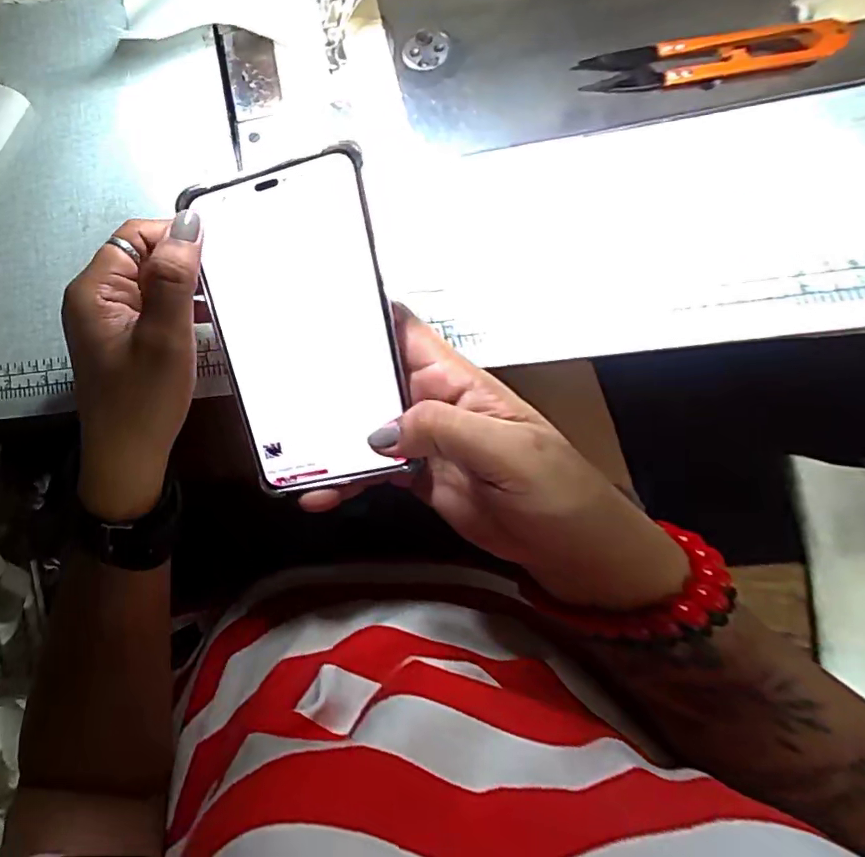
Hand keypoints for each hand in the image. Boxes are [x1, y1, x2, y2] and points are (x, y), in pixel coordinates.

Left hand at [62, 213, 203, 521]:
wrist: (126, 460)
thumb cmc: (144, 401)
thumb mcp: (166, 336)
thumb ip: (174, 276)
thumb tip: (188, 223)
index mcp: (94, 290)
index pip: (135, 235)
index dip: (174, 238)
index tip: (212, 260)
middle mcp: (94, 298)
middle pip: (142, 255)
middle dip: (181, 265)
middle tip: (216, 289)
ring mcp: (106, 318)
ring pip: (149, 280)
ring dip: (181, 287)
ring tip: (212, 307)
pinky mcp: (120, 336)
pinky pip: (150, 305)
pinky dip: (175, 307)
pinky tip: (199, 321)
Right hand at [303, 305, 688, 610]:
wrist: (572, 552)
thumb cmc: (562, 492)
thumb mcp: (510, 451)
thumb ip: (445, 429)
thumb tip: (383, 430)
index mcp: (457, 382)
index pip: (406, 332)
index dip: (368, 316)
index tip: (326, 310)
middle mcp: (434, 404)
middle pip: (371, 379)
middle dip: (333, 382)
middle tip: (292, 391)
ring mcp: (423, 440)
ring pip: (364, 427)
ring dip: (332, 439)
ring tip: (301, 457)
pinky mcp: (416, 474)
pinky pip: (370, 468)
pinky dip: (345, 478)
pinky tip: (324, 491)